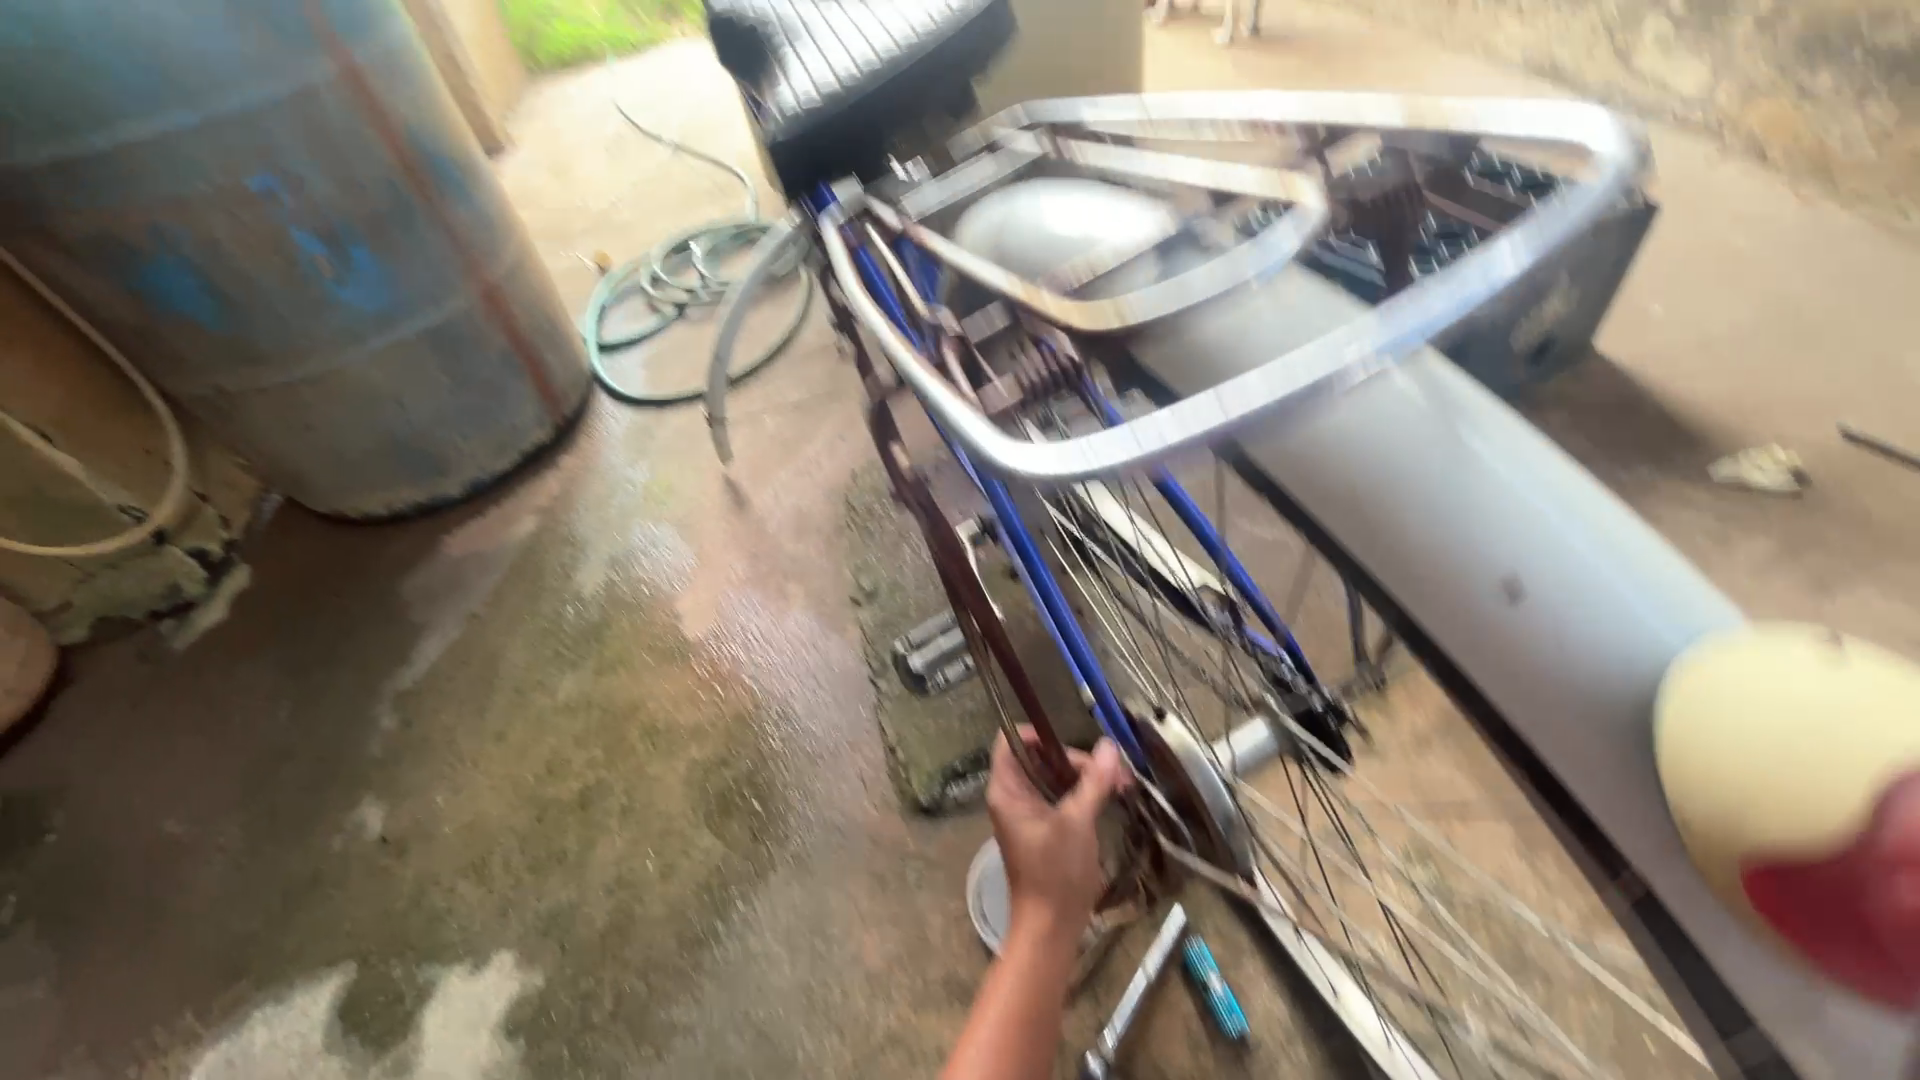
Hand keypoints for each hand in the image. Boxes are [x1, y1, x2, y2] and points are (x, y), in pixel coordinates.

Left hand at [987, 727, 1131, 941]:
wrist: (1051, 927)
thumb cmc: (1056, 873)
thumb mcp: (1077, 822)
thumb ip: (1093, 782)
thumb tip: (1109, 746)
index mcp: (1006, 790)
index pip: (1011, 741)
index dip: (1039, 735)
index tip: (1074, 747)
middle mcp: (1012, 796)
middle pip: (1039, 757)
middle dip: (1075, 759)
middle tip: (1112, 771)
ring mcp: (1028, 812)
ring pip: (1053, 777)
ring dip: (1084, 776)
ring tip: (1119, 784)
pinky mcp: (1044, 827)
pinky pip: (1060, 797)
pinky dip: (1082, 793)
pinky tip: (1109, 797)